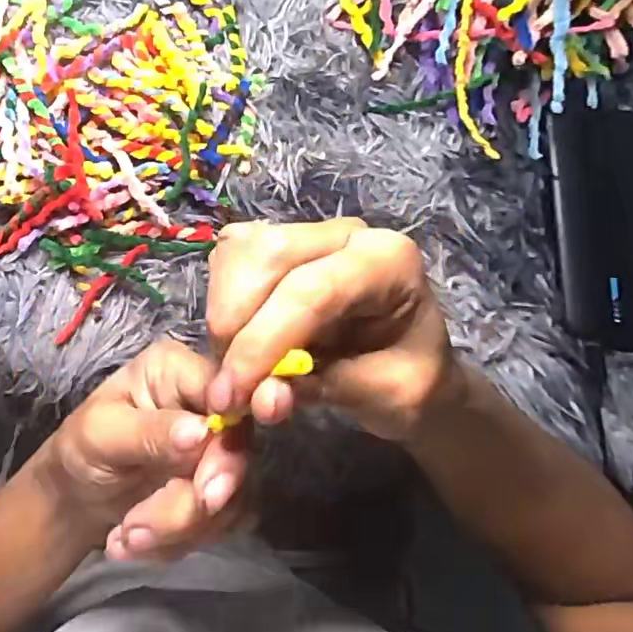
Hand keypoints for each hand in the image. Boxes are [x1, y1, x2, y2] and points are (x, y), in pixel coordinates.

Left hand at [32, 339, 246, 561]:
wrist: (75, 494)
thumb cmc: (82, 446)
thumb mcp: (101, 433)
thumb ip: (150, 432)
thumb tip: (202, 432)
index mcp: (176, 368)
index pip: (226, 392)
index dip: (226, 439)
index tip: (205, 489)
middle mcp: (206, 401)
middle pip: (235, 451)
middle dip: (190, 503)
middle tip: (138, 528)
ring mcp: (218, 445)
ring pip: (233, 496)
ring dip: (178, 528)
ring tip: (125, 536)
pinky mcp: (221, 486)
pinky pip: (225, 521)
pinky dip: (181, 540)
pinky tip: (137, 540)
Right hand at [204, 218, 460, 442]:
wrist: (412, 367)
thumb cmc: (410, 381)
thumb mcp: (385, 397)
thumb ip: (321, 389)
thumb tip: (260, 397)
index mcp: (386, 260)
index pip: (311, 290)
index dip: (263, 341)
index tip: (233, 395)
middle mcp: (344, 234)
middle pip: (266, 257)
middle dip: (234, 324)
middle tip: (228, 388)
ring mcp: (305, 233)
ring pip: (238, 253)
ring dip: (223, 315)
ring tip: (234, 371)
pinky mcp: (273, 244)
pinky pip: (228, 260)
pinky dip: (220, 306)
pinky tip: (236, 345)